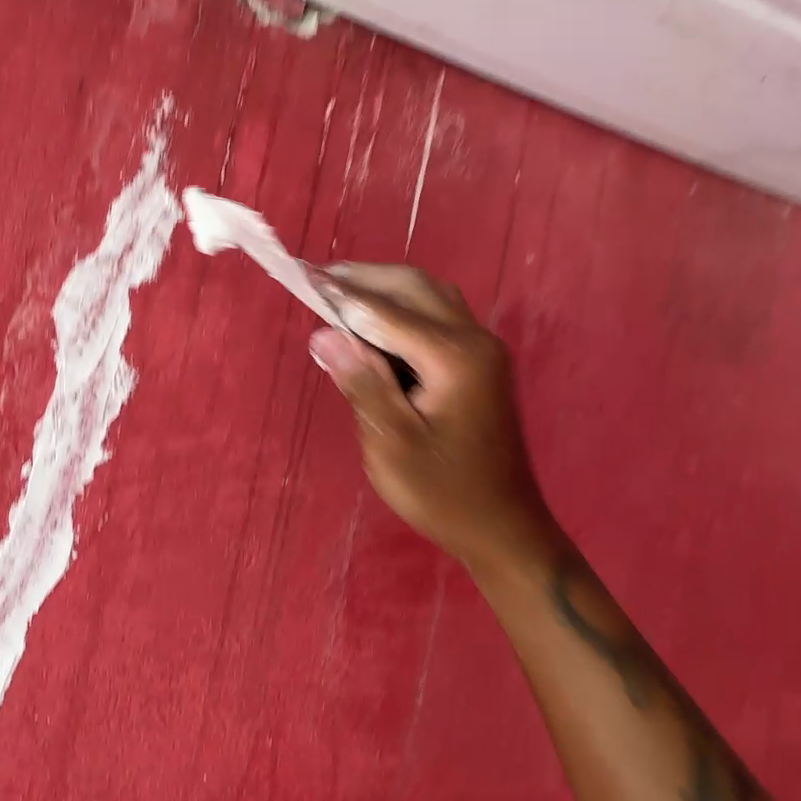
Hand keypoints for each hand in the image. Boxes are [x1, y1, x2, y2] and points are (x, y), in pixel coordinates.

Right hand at [308, 263, 561, 572]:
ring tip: (337, 290)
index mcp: (455, 357)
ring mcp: (481, 351)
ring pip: (429, 297)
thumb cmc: (440, 490)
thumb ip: (362, 382)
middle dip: (363, 278)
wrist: (499, 524)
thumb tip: (324, 334)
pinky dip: (400, 309)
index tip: (300, 276)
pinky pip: (436, 319)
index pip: (385, 312)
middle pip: (414, 288)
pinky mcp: (477, 366)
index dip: (340, 295)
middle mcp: (475, 341)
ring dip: (383, 288)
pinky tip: (371, 323)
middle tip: (314, 276)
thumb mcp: (391, 442)